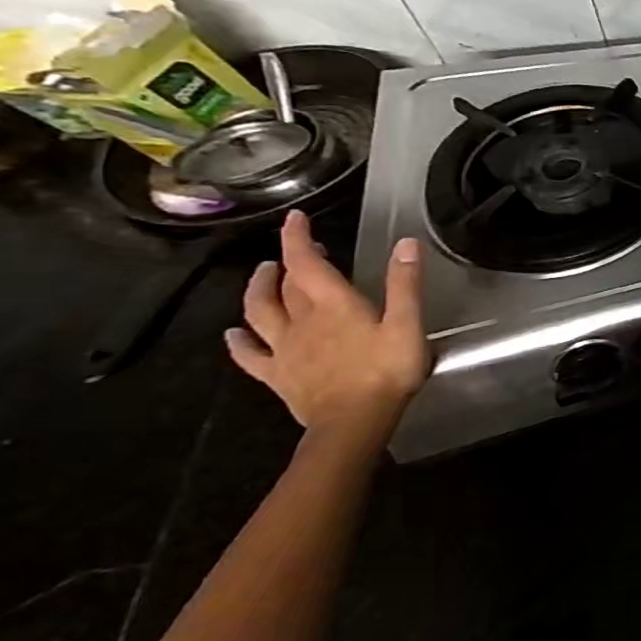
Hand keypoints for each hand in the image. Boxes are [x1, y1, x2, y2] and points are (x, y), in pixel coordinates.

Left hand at [224, 210, 428, 437]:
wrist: (353, 422)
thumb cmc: (386, 371)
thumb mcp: (408, 325)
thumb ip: (405, 284)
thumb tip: (405, 243)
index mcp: (333, 305)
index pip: (306, 263)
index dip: (298, 238)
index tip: (294, 218)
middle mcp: (301, 321)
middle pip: (285, 285)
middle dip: (289, 262)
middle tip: (300, 250)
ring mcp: (284, 349)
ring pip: (259, 312)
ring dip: (258, 290)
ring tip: (262, 275)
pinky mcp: (278, 374)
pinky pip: (249, 355)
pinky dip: (238, 342)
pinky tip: (232, 335)